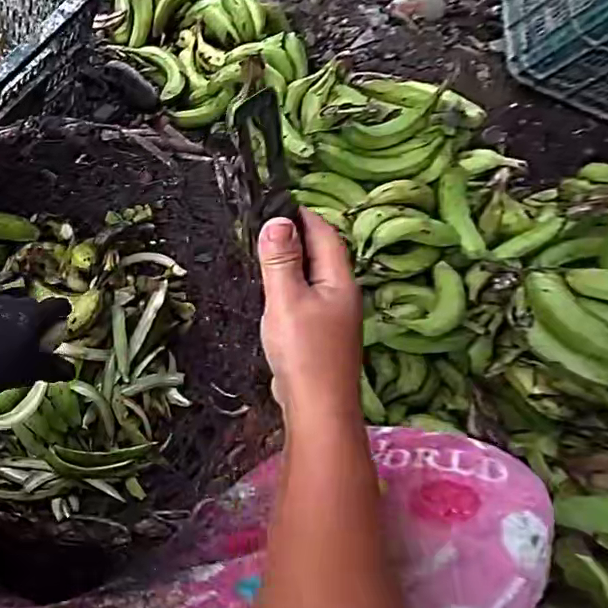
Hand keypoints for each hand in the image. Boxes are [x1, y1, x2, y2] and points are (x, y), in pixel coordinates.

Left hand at [0, 294, 70, 415]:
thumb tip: (71, 372)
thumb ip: (56, 368)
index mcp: (33, 314)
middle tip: (30, 331)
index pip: (56, 304)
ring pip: (4, 303)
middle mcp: (12, 302)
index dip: (61, 311)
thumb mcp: (35, 372)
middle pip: (29, 303)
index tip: (61, 317)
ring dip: (8, 313)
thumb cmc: (6, 371)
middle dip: (33, 314)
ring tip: (3, 331)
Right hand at [258, 211, 363, 419]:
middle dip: (298, 234)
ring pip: (314, 276)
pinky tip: (273, 292)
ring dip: (293, 260)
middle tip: (266, 222)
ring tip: (265, 251)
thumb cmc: (304, 351)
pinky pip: (306, 297)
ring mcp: (333, 316)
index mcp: (340, 281)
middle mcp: (342, 294)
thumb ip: (281, 260)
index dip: (304, 215)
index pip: (325, 234)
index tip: (278, 201)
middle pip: (323, 254)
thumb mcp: (286, 299)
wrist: (317, 406)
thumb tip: (278, 221)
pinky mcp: (320, 334)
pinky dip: (289, 285)